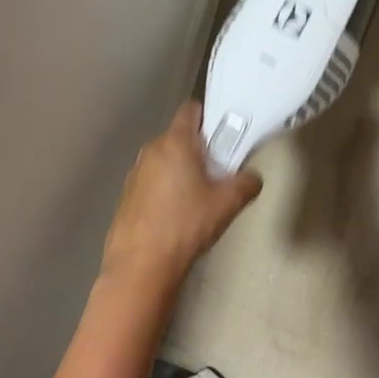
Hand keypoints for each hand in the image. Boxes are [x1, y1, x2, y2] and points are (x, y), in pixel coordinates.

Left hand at [101, 100, 262, 290]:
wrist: (140, 267)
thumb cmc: (185, 225)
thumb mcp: (226, 204)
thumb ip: (246, 184)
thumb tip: (253, 178)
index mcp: (174, 143)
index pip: (191, 109)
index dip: (209, 117)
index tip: (223, 136)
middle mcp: (151, 150)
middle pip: (179, 137)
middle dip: (198, 149)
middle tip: (217, 172)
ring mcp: (134, 173)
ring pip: (164, 160)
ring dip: (180, 170)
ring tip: (196, 198)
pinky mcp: (126, 196)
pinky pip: (151, 181)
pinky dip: (164, 189)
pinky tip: (175, 216)